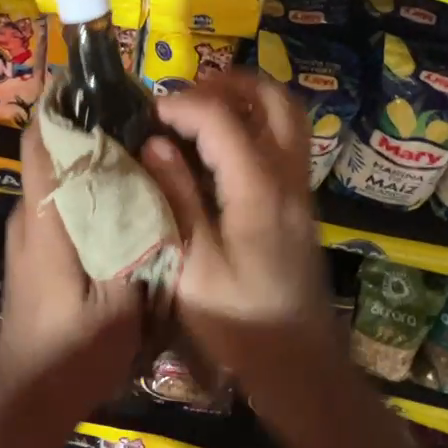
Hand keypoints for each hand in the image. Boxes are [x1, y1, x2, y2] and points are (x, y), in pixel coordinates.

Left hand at [0, 122, 144, 419]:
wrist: (30, 397)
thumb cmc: (74, 351)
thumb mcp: (120, 302)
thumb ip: (137, 242)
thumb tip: (155, 187)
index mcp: (45, 216)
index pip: (40, 141)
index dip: (61, 105)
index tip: (95, 80)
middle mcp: (30, 214)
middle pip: (52, 153)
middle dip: (89, 128)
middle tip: (138, 115)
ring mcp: (29, 233)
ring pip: (58, 178)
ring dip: (90, 160)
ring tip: (139, 149)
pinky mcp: (35, 250)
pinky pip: (60, 201)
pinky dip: (87, 187)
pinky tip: (124, 196)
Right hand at [144, 75, 435, 447]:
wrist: (299, 365)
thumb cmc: (238, 321)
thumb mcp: (192, 265)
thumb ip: (176, 196)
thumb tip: (154, 142)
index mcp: (258, 188)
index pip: (221, 118)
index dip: (181, 105)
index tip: (146, 111)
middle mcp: (287, 175)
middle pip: (273, 99)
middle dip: (229, 82)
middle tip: (186, 93)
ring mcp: (300, 186)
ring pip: (287, 115)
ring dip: (248, 98)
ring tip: (205, 107)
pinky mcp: (300, 201)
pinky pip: (286, 139)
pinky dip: (258, 121)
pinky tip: (223, 143)